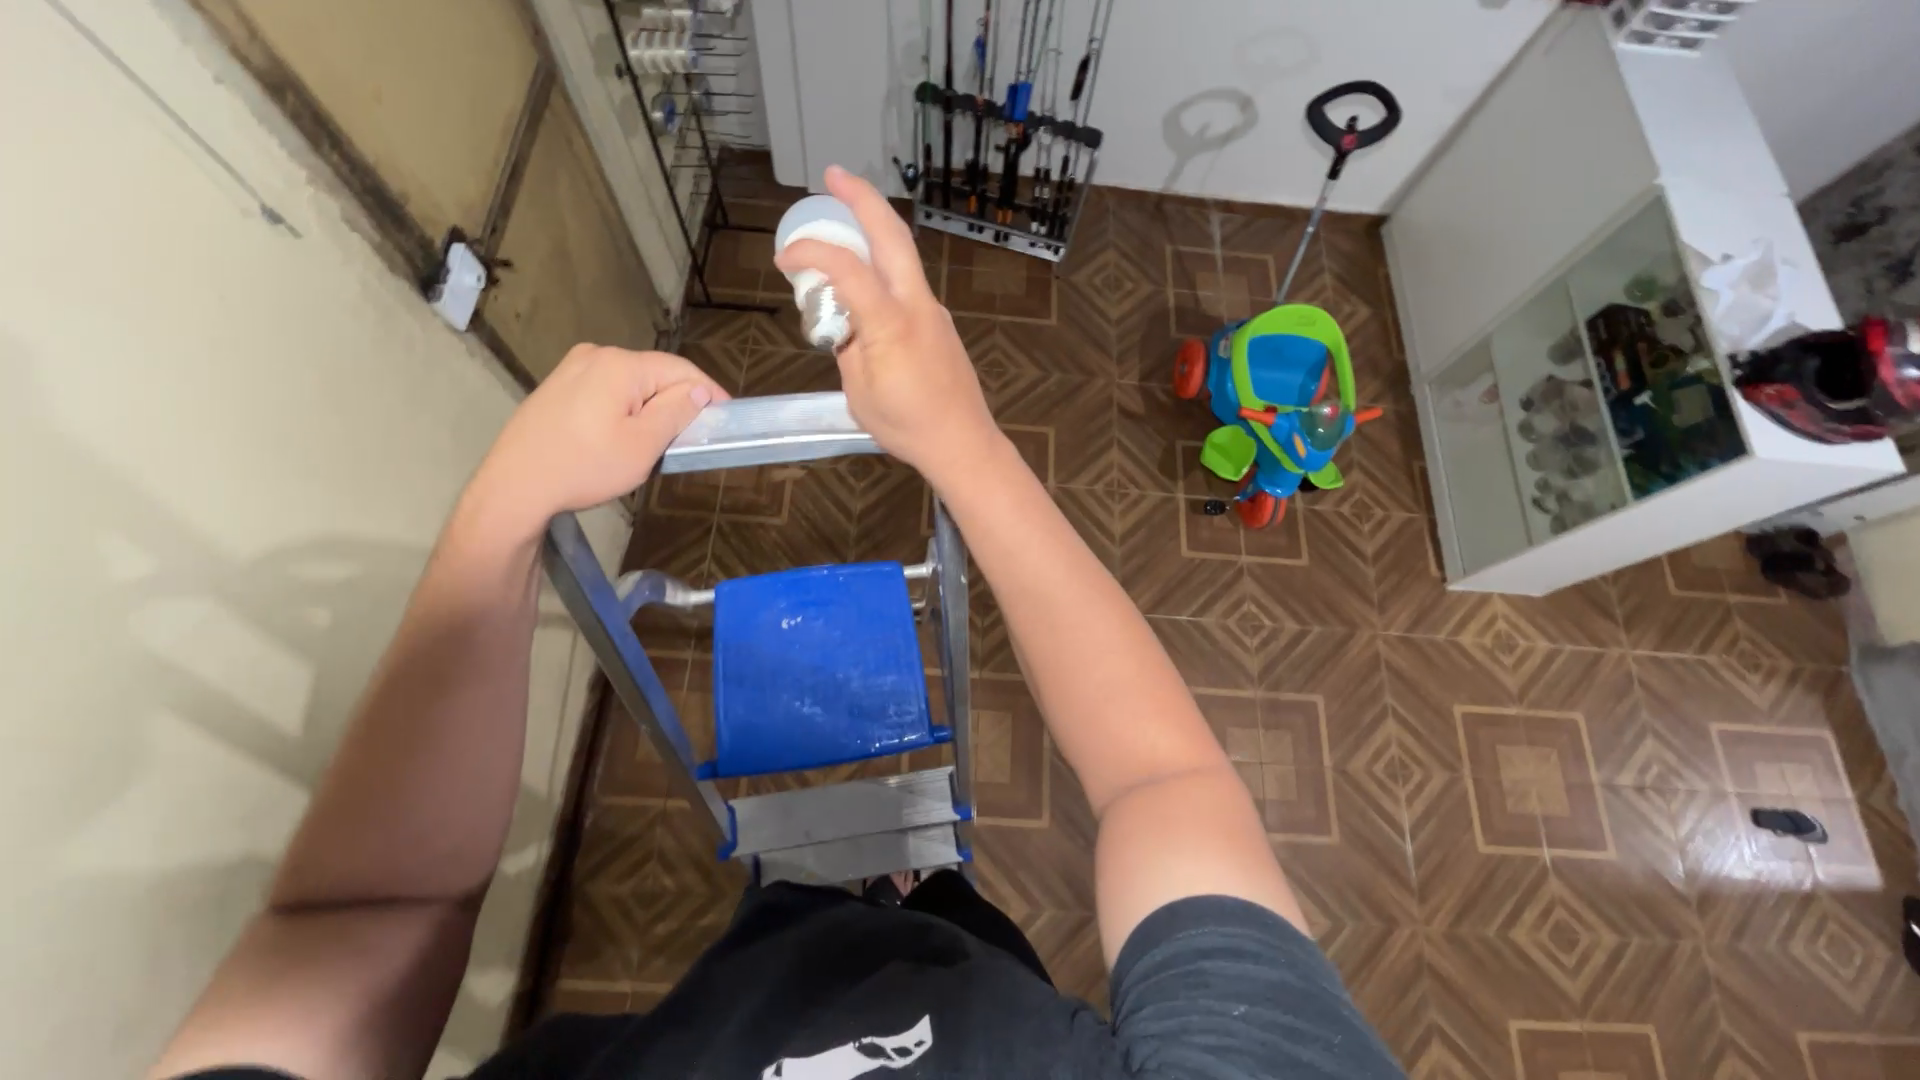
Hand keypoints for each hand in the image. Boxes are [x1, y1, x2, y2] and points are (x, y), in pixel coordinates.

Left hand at [465, 345, 727, 541]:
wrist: (516, 486)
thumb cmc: (585, 467)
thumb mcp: (643, 445)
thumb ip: (676, 413)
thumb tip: (700, 392)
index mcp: (620, 365)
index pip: (681, 369)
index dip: (709, 392)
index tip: (728, 416)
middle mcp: (596, 354)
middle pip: (655, 374)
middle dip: (678, 400)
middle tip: (696, 434)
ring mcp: (572, 368)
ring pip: (632, 383)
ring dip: (652, 406)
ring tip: (663, 438)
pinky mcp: (559, 386)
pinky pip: (608, 390)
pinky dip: (626, 408)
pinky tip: (625, 435)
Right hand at [774, 165, 1000, 486]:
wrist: (962, 443)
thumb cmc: (907, 425)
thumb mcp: (859, 392)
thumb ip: (846, 348)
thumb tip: (842, 325)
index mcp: (891, 323)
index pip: (847, 268)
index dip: (812, 253)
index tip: (784, 259)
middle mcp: (917, 304)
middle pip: (892, 235)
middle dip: (862, 198)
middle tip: (834, 176)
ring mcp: (934, 310)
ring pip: (904, 255)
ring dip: (875, 230)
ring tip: (844, 222)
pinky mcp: (940, 323)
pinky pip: (908, 283)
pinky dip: (884, 267)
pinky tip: (866, 283)